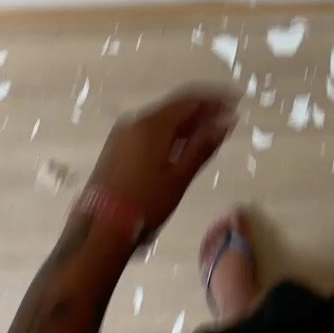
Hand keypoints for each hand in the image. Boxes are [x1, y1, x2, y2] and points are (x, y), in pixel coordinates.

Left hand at [87, 86, 237, 235]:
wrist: (98, 233)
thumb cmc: (145, 204)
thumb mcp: (179, 177)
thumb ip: (203, 146)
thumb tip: (226, 122)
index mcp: (152, 124)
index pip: (190, 100)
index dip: (215, 99)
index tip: (235, 102)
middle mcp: (136, 121)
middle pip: (176, 106)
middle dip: (202, 110)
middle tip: (225, 119)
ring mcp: (123, 134)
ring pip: (162, 119)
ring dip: (187, 122)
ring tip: (208, 133)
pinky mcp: (116, 148)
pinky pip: (150, 130)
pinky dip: (170, 133)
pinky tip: (182, 146)